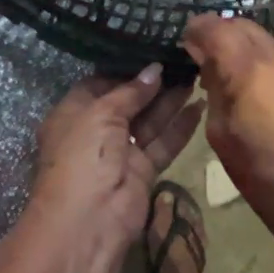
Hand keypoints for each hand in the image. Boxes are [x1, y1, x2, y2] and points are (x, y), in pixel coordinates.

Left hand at [28, 64, 203, 243]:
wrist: (88, 222)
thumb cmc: (83, 155)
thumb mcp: (101, 113)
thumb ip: (131, 91)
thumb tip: (155, 69)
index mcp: (73, 112)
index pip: (101, 82)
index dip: (126, 68)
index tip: (153, 50)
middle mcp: (96, 130)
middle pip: (129, 101)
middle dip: (153, 83)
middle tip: (181, 59)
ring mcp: (120, 152)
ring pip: (149, 121)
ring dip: (170, 101)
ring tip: (195, 74)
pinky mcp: (143, 172)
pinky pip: (162, 143)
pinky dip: (180, 127)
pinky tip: (200, 106)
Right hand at [183, 14, 273, 249]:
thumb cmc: (257, 169)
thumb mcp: (218, 130)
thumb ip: (211, 86)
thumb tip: (205, 59)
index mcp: (249, 70)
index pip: (216, 28)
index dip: (197, 29)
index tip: (186, 40)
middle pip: (240, 24)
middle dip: (219, 33)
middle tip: (206, 54)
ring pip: (261, 37)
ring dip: (242, 45)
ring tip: (232, 71)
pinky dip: (263, 58)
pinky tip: (260, 83)